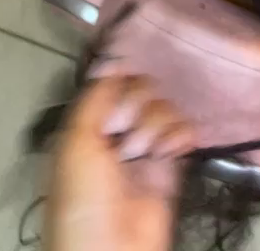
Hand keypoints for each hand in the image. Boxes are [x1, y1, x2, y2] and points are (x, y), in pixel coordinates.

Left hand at [46, 75, 194, 250]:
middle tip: (126, 134)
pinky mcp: (170, 166)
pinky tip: (169, 151)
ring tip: (144, 152)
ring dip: (156, 125)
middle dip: (137, 106)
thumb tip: (112, 60)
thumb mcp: (75, 142)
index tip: (118, 96)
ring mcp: (145, 148)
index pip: (113, 82)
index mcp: (89, 123)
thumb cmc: (83, 199)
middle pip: (142, 90)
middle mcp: (117, 131)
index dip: (120, 84)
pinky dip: (180, 136)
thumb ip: (95, 97)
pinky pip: (183, 134)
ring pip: (164, 108)